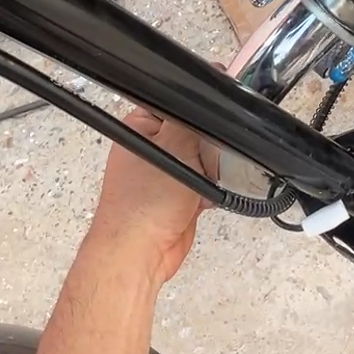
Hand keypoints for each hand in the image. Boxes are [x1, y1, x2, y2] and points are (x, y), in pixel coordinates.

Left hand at [83, 109, 213, 284]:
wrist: (142, 251)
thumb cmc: (142, 204)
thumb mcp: (175, 146)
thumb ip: (193, 120)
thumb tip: (208, 102)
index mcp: (141, 127)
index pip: (177, 105)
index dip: (198, 110)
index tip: (213, 121)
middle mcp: (151, 149)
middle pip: (196, 134)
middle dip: (208, 147)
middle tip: (204, 158)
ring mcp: (165, 175)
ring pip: (204, 161)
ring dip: (211, 173)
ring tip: (202, 183)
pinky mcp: (180, 197)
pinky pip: (206, 186)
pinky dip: (211, 192)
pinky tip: (204, 199)